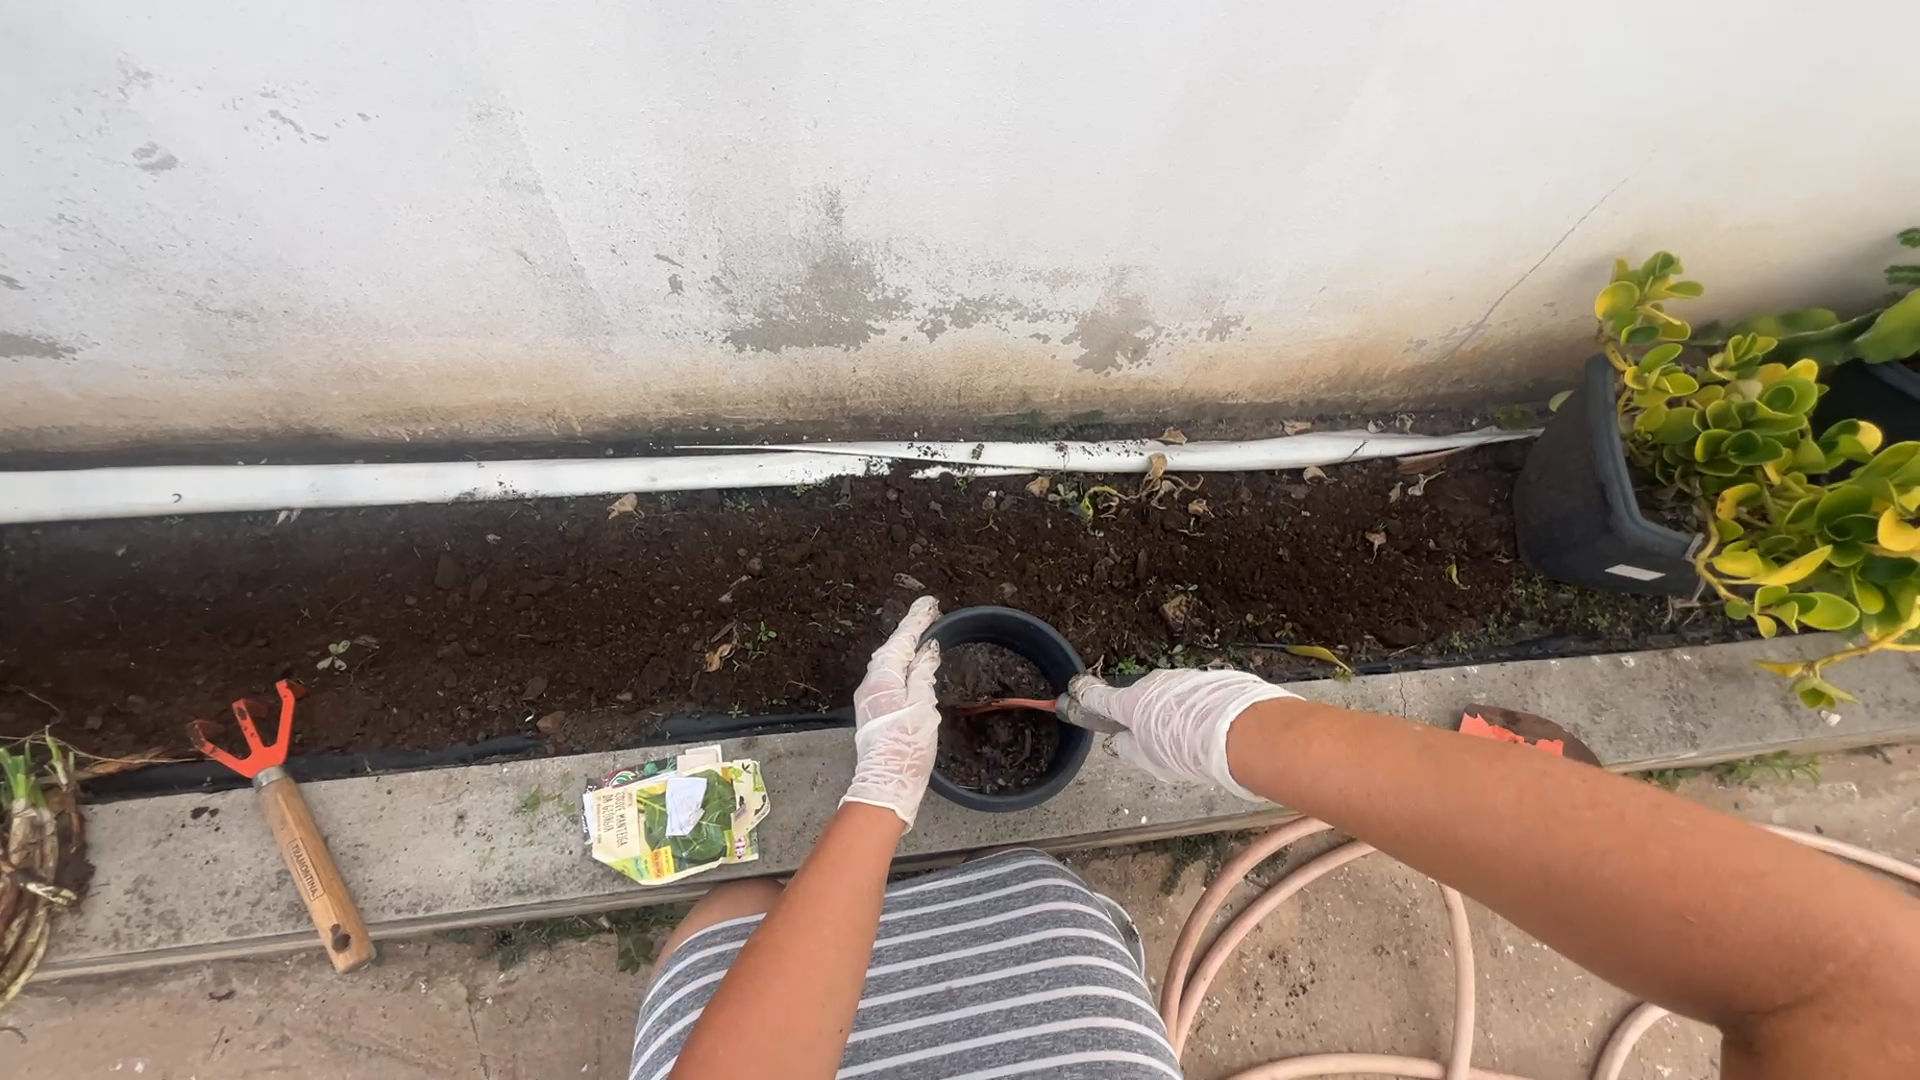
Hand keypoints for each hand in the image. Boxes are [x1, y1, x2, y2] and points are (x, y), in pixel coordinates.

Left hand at [841, 596, 942, 829]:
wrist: (886, 783)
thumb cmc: (906, 746)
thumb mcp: (922, 705)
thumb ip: (923, 673)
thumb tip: (928, 648)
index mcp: (883, 678)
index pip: (901, 640)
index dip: (916, 621)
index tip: (929, 604)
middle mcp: (871, 683)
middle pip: (892, 649)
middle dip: (910, 630)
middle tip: (929, 614)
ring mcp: (870, 698)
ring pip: (888, 662)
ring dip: (905, 646)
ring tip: (922, 632)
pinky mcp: (874, 710)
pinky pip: (887, 676)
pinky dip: (901, 663)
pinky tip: (910, 664)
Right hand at [1070, 669, 1298, 799]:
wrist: (1238, 729)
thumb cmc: (1187, 748)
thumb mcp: (1150, 760)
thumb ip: (1129, 749)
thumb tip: (1120, 742)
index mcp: (1130, 703)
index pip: (1099, 697)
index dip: (1085, 696)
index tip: (1076, 692)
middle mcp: (1152, 684)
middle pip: (1140, 699)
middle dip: (1145, 715)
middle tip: (1161, 741)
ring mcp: (1180, 678)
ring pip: (1169, 697)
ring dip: (1175, 713)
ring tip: (1194, 739)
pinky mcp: (1206, 678)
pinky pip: (1193, 694)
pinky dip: (1197, 708)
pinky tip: (1212, 727)